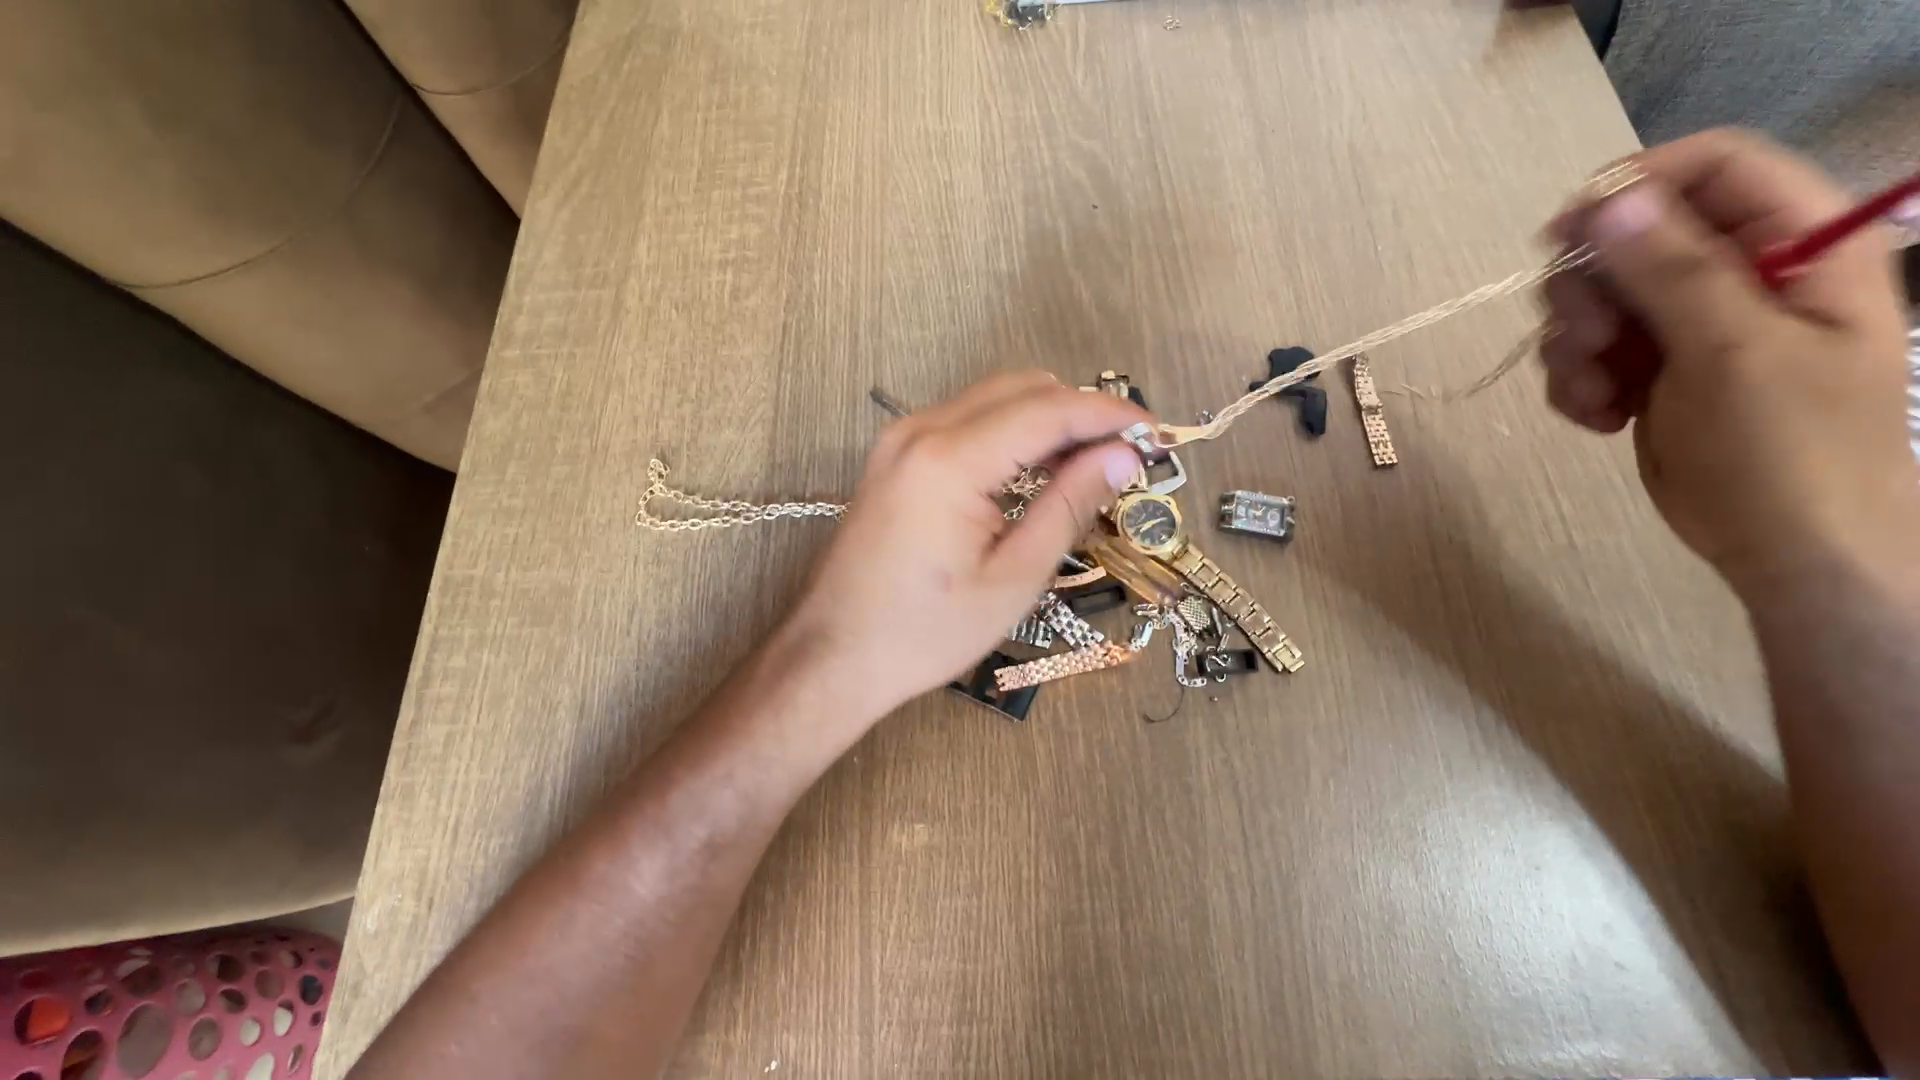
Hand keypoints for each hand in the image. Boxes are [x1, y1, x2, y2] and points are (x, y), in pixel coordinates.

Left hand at [776, 372, 1148, 716]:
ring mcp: (902, 438)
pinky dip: (1011, 432)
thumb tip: (1122, 457)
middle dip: (1081, 412)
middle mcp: (921, 430)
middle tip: (1126, 455)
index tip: (1157, 433)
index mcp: (949, 460)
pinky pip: (967, 420)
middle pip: (1022, 389)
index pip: (1048, 410)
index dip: (1110, 416)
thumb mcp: (1012, 578)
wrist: (835, 653)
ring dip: (1047, 419)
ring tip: (1091, 464)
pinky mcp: (896, 455)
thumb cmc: (925, 631)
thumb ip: (1069, 506)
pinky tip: (1039, 469)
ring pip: (994, 399)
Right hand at [1541, 129, 1918, 594]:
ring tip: (1594, 397)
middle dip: (1590, 290)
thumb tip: (1607, 199)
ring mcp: (1690, 326)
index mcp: (1795, 247)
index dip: (1635, 187)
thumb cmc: (1789, 449)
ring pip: (1596, 299)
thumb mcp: (1734, 352)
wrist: (1789, 549)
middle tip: (1588, 340)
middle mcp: (1739, 274)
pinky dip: (1577, 384)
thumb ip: (1672, 270)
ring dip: (1575, 347)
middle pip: (1632, 237)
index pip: (1714, 167)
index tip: (1566, 236)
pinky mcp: (1650, 372)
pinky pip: (1586, 353)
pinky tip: (1598, 418)